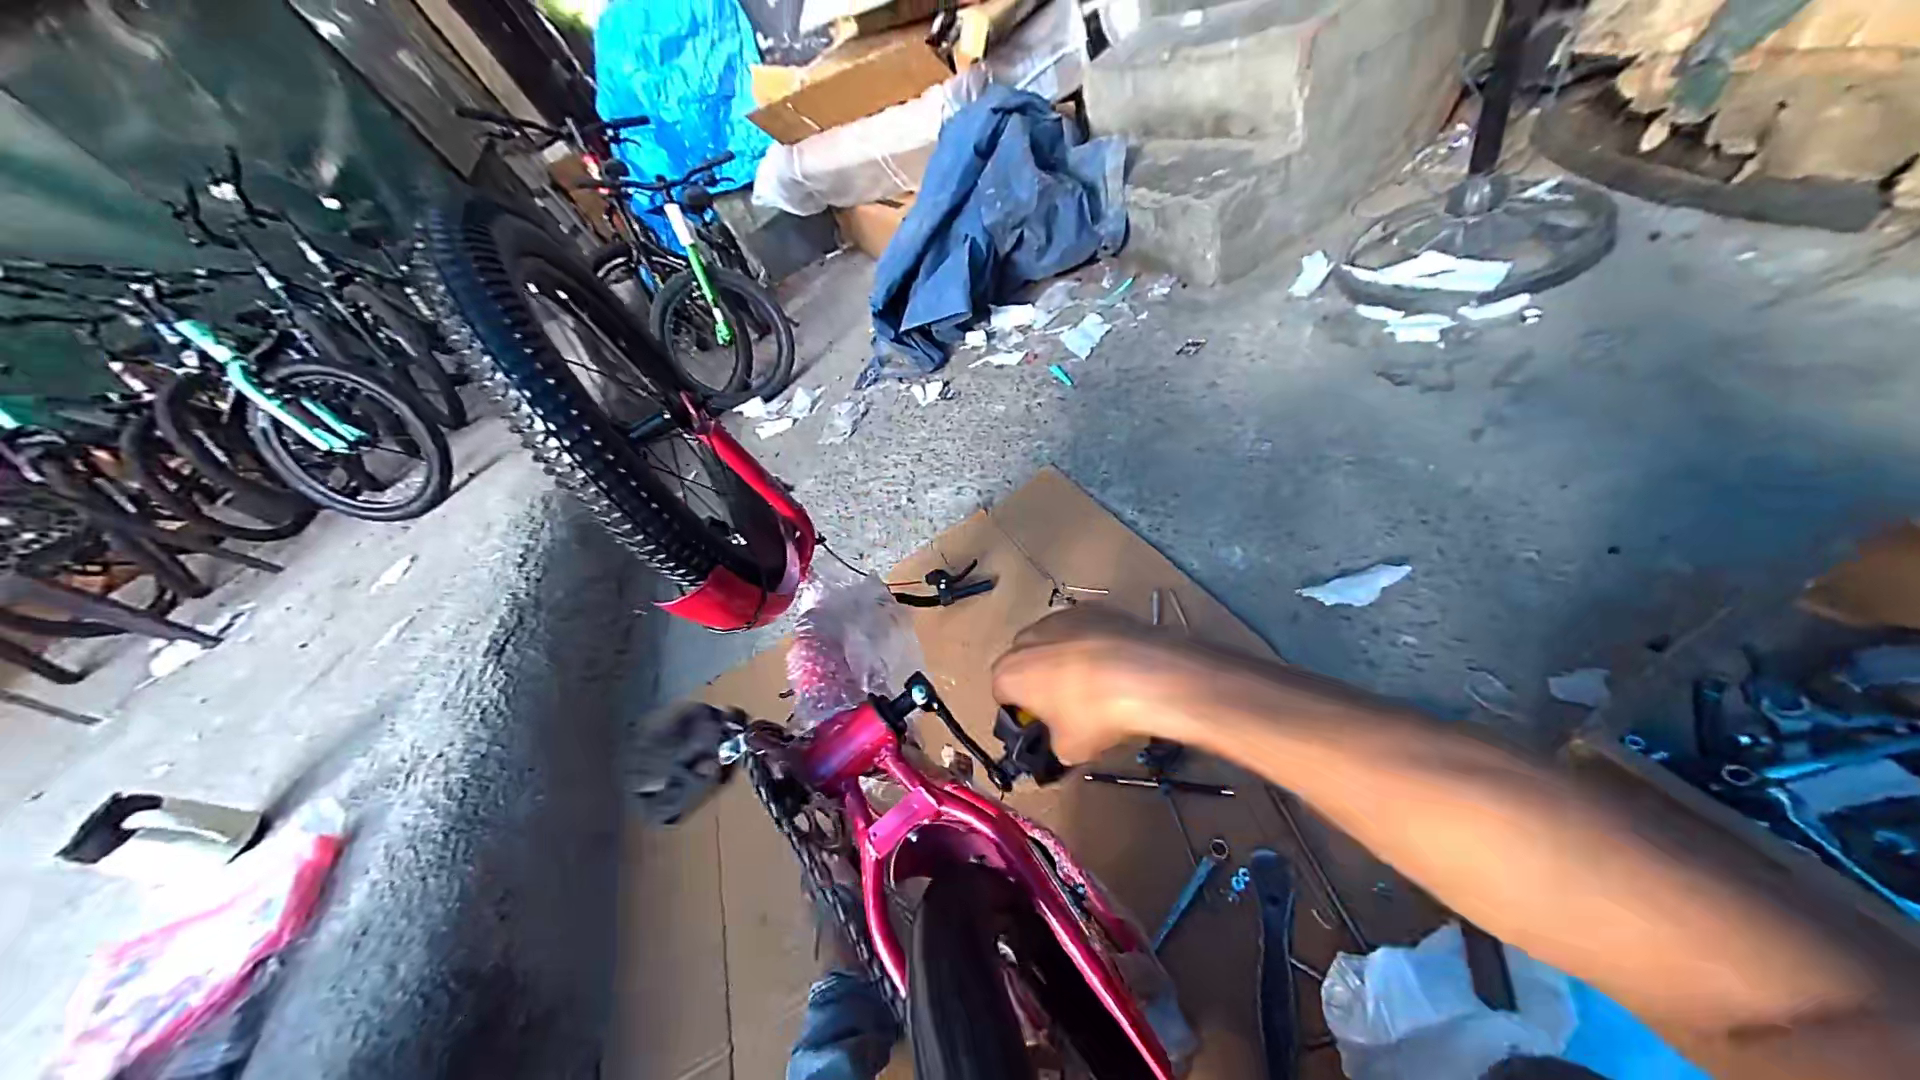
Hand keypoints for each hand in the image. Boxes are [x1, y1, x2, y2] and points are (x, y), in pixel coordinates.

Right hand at [990, 607, 1204, 761]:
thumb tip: (1063, 742)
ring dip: (1065, 658)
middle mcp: (1027, 637)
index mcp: (1010, 672)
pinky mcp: (1094, 608)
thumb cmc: (1095, 714)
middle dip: (1039, 678)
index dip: (1019, 709)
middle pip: (1024, 660)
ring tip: (1097, 682)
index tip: (1039, 722)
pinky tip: (1116, 664)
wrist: (1145, 674)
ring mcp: (1061, 616)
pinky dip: (1093, 643)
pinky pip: (1084, 629)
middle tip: (1066, 704)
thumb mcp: (1069, 749)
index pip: (1001, 692)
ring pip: (1054, 640)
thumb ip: (1055, 743)